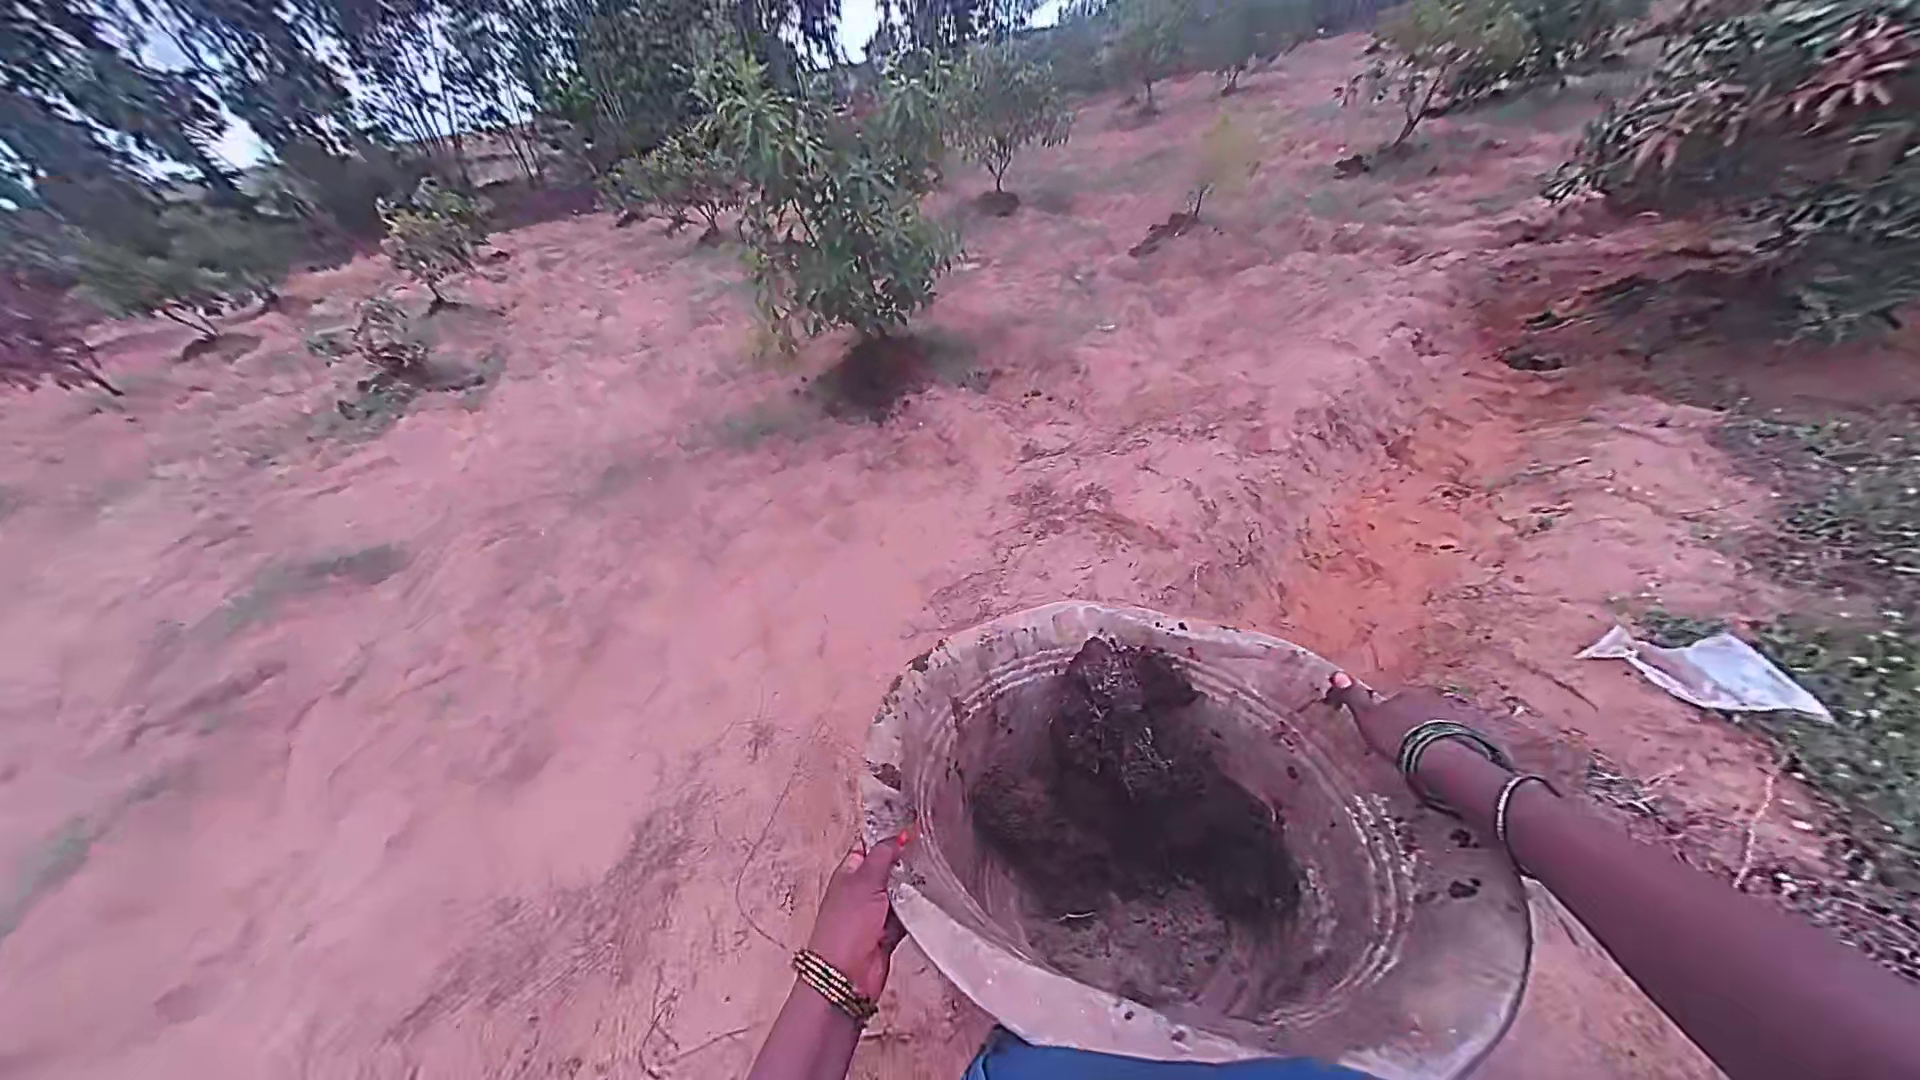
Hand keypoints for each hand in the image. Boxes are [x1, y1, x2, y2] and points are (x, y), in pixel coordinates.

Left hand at [805, 827, 912, 999]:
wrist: (847, 976)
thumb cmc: (845, 926)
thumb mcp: (865, 880)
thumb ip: (884, 854)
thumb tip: (899, 835)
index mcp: (850, 870)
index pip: (871, 844)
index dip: (888, 836)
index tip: (911, 829)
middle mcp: (863, 888)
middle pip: (890, 866)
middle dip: (905, 863)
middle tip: (922, 854)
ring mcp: (876, 910)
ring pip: (902, 889)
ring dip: (912, 888)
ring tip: (925, 879)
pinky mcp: (889, 930)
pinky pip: (908, 912)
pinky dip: (915, 910)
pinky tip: (924, 902)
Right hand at [1324, 672, 1496, 760]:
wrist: (1443, 760)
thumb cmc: (1399, 737)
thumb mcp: (1368, 718)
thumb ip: (1353, 697)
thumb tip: (1336, 674)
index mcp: (1409, 696)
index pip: (1398, 701)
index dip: (1394, 716)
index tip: (1390, 732)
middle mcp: (1436, 701)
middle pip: (1425, 711)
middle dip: (1420, 723)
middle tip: (1412, 743)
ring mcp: (1461, 718)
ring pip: (1447, 725)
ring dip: (1441, 735)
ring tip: (1434, 755)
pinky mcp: (1482, 738)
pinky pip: (1468, 740)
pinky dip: (1462, 747)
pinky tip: (1455, 761)